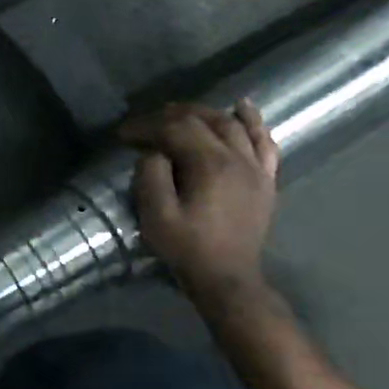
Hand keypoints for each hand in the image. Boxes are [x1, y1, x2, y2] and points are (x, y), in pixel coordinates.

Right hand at [121, 100, 280, 303]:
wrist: (228, 280)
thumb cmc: (188, 249)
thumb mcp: (156, 216)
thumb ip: (151, 175)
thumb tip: (153, 151)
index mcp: (211, 164)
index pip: (175, 128)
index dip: (145, 125)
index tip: (122, 134)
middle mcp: (238, 158)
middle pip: (205, 119)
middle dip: (171, 115)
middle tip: (145, 123)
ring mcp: (256, 168)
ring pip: (233, 124)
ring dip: (205, 112)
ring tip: (181, 112)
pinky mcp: (265, 180)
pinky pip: (263, 142)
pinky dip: (253, 121)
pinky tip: (242, 107)